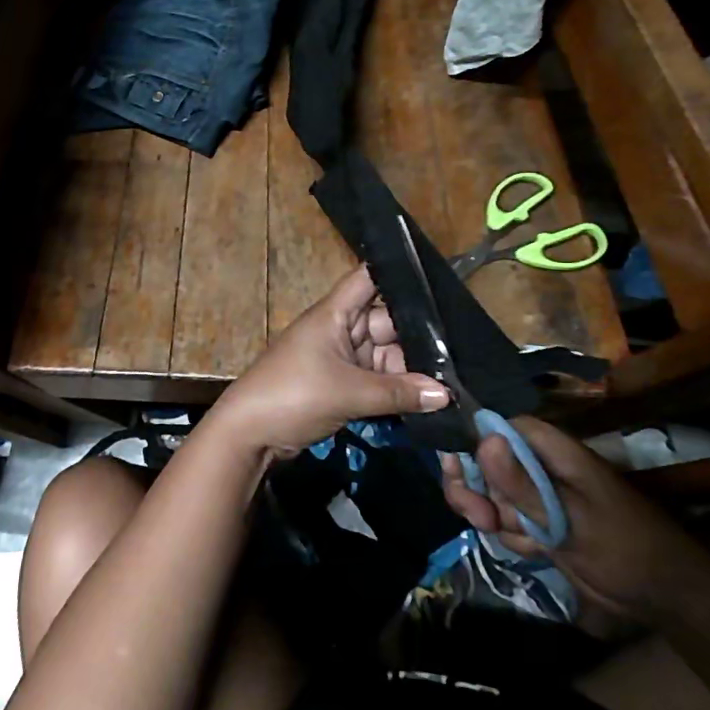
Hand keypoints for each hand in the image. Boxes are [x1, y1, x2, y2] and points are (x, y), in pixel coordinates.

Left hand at [203, 264, 450, 457]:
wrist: (247, 436)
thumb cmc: (294, 395)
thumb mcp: (350, 392)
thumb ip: (399, 392)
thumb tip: (446, 395)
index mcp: (335, 314)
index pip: (369, 279)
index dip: (398, 273)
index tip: (436, 278)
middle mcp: (340, 330)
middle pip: (387, 322)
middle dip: (419, 334)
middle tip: (462, 347)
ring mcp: (340, 358)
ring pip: (385, 354)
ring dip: (410, 367)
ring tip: (453, 376)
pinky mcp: (340, 385)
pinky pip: (376, 378)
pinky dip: (396, 387)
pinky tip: (427, 397)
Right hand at [441, 415, 698, 624]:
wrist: (661, 593)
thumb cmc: (621, 545)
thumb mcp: (568, 517)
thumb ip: (522, 484)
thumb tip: (482, 440)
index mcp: (552, 449)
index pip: (498, 428)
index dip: (472, 444)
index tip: (453, 471)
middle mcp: (541, 465)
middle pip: (487, 462)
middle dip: (476, 489)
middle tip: (479, 518)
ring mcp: (541, 495)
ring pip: (493, 495)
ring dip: (495, 518)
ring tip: (523, 540)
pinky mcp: (542, 522)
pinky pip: (508, 522)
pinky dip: (514, 538)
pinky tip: (537, 551)